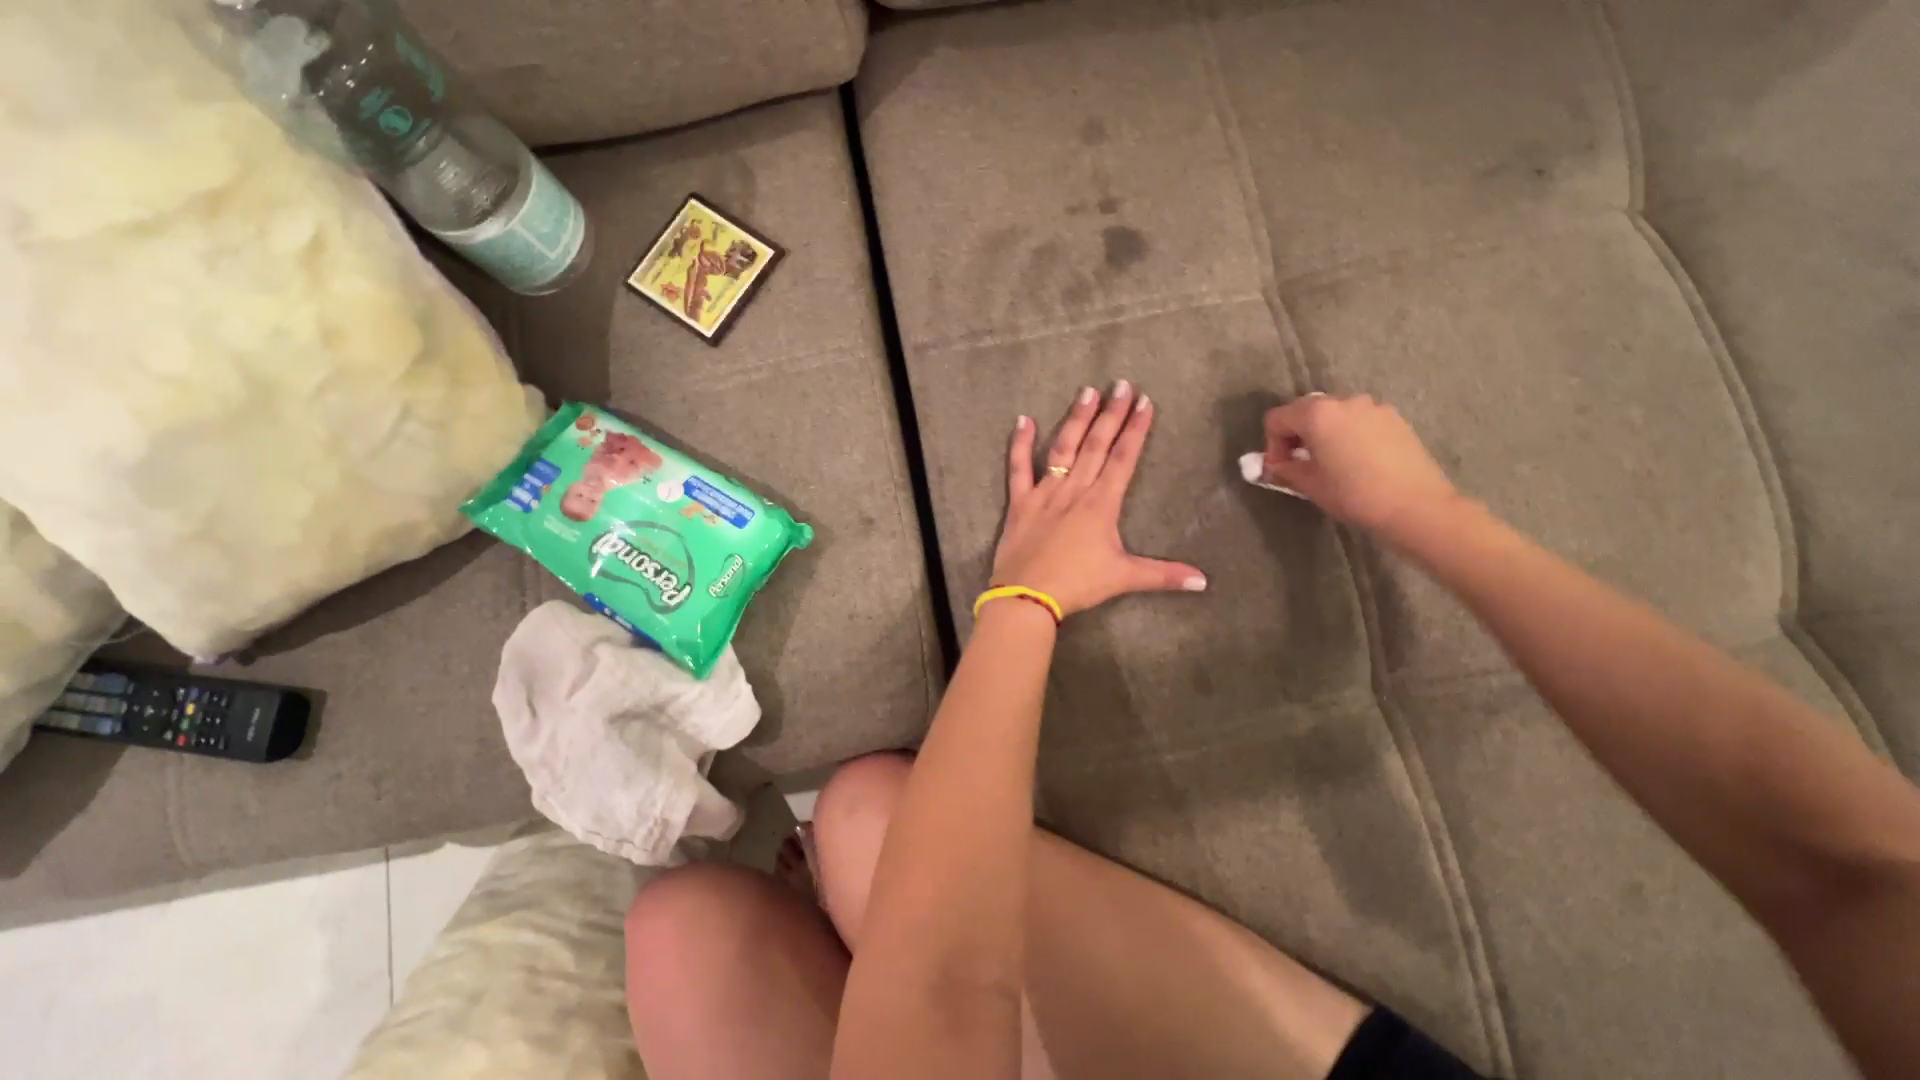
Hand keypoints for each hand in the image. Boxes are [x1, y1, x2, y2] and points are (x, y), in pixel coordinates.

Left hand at [991, 382, 1206, 616]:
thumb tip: (1203, 580)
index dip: (1136, 429)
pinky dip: (1020, 444)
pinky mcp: (1020, 503)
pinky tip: (1024, 420)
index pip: (1123, 458)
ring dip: (1076, 419)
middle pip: (1096, 445)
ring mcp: (1045, 493)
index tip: (1145, 401)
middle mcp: (1075, 490)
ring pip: (1063, 448)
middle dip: (1111, 413)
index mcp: (1101, 503)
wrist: (1027, 596)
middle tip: (1121, 384)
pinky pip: (1019, 468)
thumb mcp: (1124, 578)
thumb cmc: (1077, 585)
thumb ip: (1163, 575)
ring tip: (1087, 391)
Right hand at [1262, 393, 1459, 536]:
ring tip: (1332, 464)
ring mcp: (1373, 407)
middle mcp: (1344, 401)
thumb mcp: (1311, 486)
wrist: (1416, 506)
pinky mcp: (1395, 418)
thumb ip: (1286, 470)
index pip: (1277, 419)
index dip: (1272, 444)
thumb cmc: (1354, 495)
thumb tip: (1274, 467)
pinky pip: (1360, 421)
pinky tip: (1358, 462)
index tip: (1280, 469)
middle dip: (1297, 436)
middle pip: (1306, 411)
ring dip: (1325, 434)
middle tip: (1301, 465)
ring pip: (1335, 414)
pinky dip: (1350, 434)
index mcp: (1317, 414)